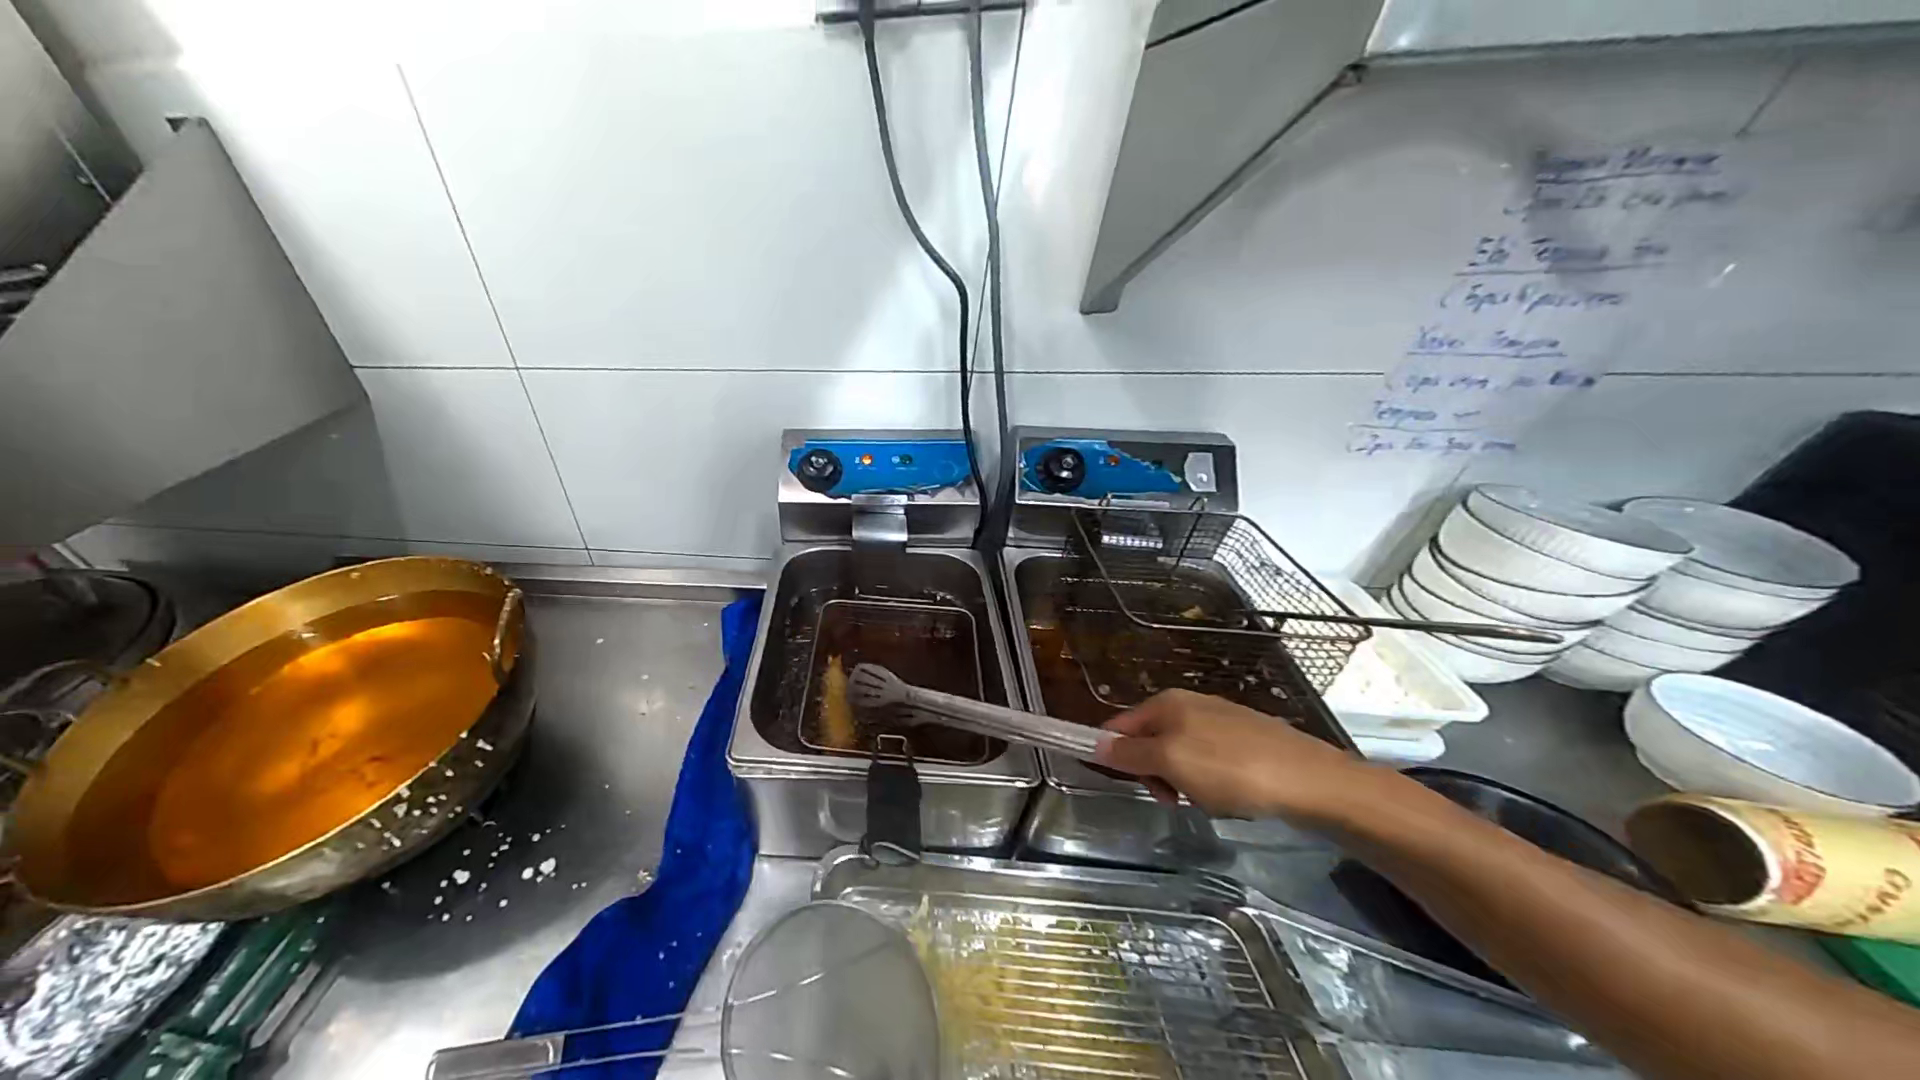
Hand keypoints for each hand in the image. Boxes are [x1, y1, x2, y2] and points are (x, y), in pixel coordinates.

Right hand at [1093, 689, 1373, 820]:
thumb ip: (1129, 754)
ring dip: (1184, 781)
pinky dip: (1211, 782)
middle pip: (1149, 741)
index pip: (1120, 726)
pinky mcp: (1243, 738)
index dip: (1117, 757)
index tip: (1133, 787)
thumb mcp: (1170, 762)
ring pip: (1179, 755)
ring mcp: (1219, 720)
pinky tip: (1230, 797)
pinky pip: (1208, 761)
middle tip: (1174, 799)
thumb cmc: (1230, 769)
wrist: (1307, 779)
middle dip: (1155, 773)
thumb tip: (1095, 744)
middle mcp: (1189, 704)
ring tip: (1208, 800)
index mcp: (1166, 703)